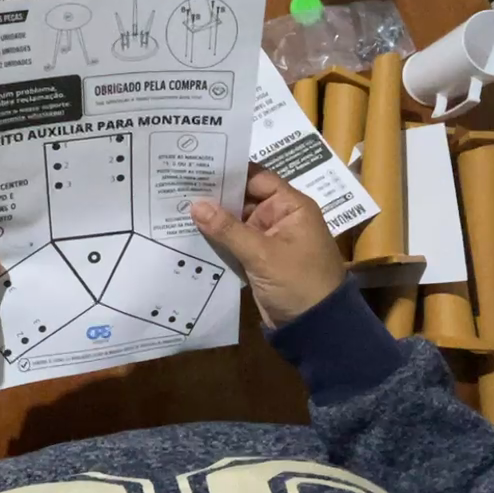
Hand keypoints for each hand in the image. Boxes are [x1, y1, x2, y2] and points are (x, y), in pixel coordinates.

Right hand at [191, 167, 343, 328]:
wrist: (316, 327)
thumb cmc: (298, 283)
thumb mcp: (262, 254)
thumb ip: (227, 229)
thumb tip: (195, 204)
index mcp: (291, 207)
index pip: (257, 178)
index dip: (230, 172)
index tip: (198, 165)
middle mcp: (280, 217)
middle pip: (243, 198)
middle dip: (215, 195)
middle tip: (179, 184)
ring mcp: (268, 239)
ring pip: (235, 221)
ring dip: (212, 217)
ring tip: (177, 205)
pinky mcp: (258, 259)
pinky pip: (233, 242)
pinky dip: (216, 238)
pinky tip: (189, 232)